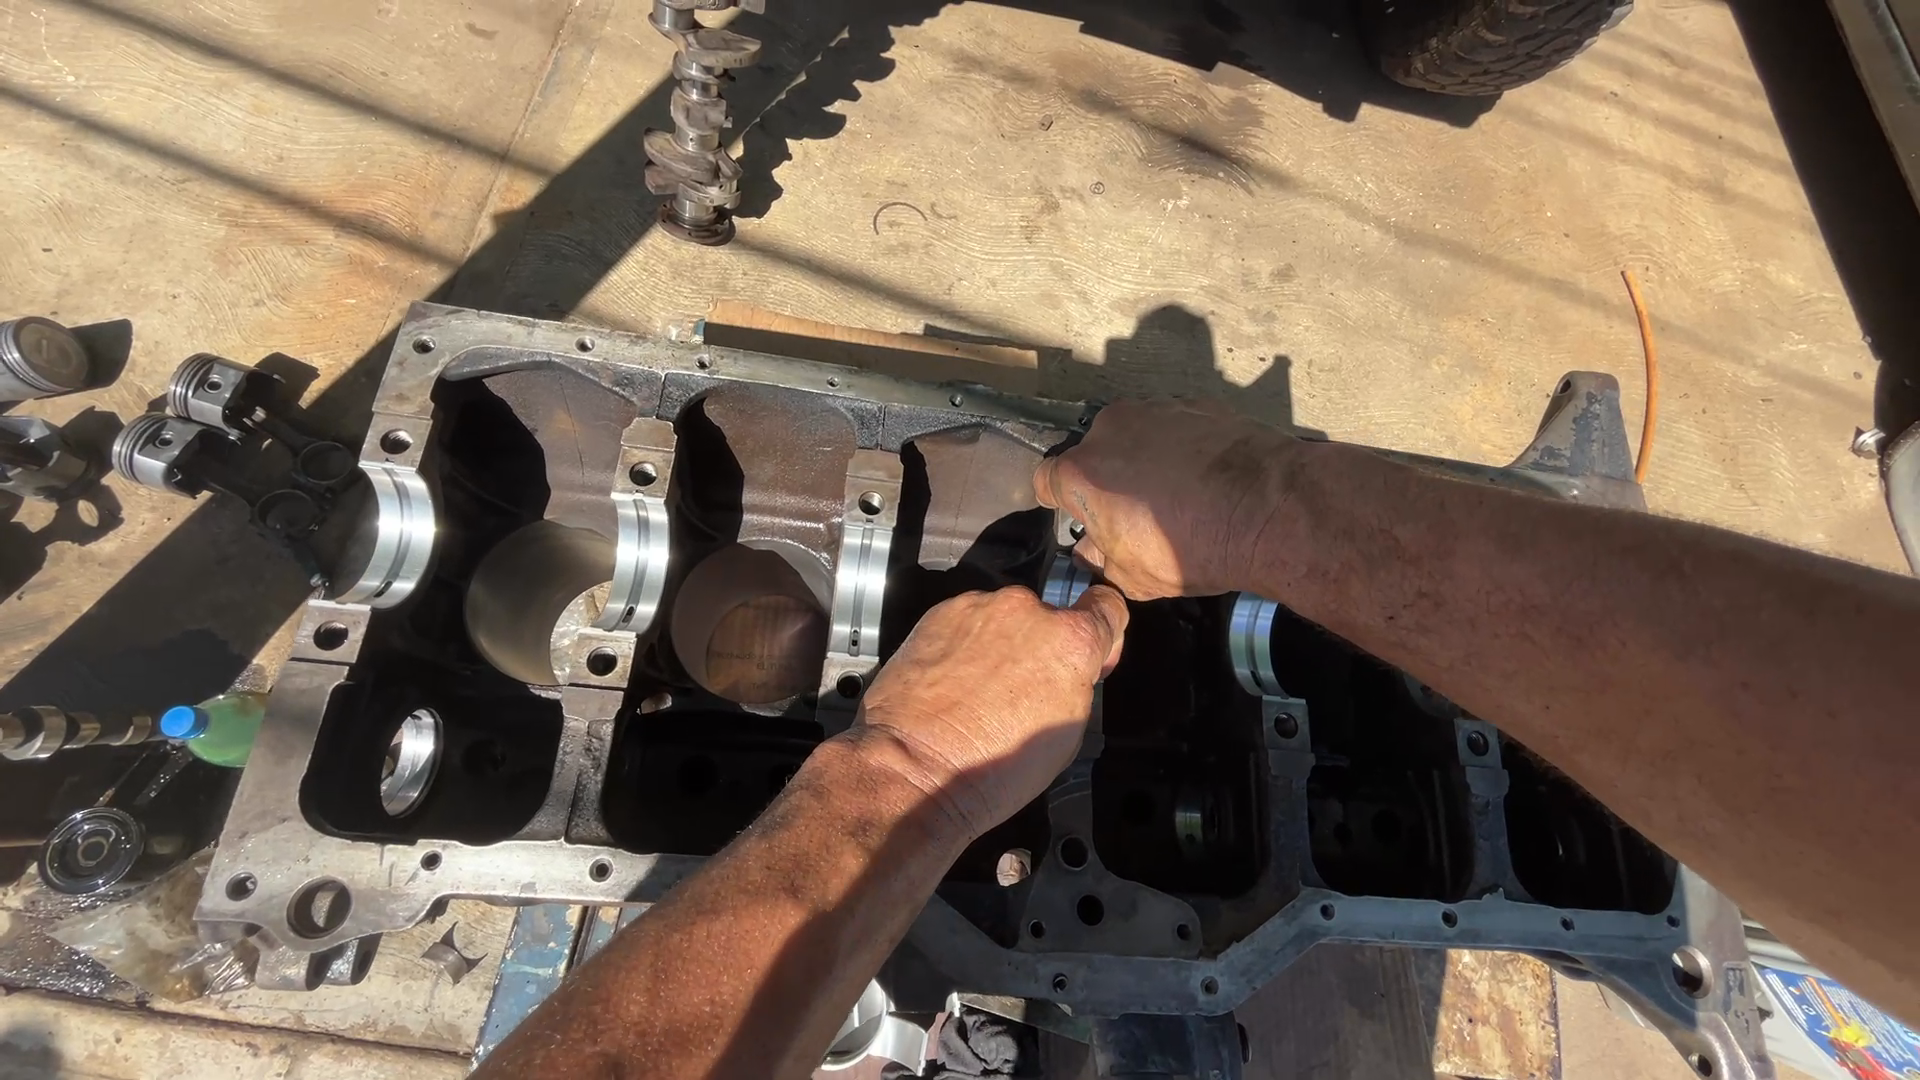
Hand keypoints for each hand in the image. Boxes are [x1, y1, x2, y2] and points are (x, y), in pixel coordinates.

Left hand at [849, 585, 1127, 839]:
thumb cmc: (995, 766)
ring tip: (977, 691)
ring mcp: (978, 606)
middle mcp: (1026, 609)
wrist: (915, 765)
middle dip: (1040, 645)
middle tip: (1020, 689)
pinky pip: (965, 622)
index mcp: (1070, 639)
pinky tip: (950, 682)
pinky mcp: (938, 612)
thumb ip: (1076, 682)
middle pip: (1048, 617)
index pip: (1107, 606)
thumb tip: (1069, 670)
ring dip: (999, 642)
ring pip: (1003, 618)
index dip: (1103, 632)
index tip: (1090, 653)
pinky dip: (963, 643)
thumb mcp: (1066, 733)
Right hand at [1032, 399, 1297, 599]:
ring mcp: (1155, 410)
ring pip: (1136, 436)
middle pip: (1094, 453)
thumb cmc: (1188, 548)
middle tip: (1135, 510)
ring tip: (1178, 492)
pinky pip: (1176, 426)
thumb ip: (1099, 560)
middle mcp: (1110, 430)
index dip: (1060, 502)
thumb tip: (1091, 550)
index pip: (1047, 480)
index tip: (1077, 515)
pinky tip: (1206, 476)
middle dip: (1107, 479)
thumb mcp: (1132, 576)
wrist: (1268, 509)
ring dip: (1145, 459)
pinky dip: (1183, 446)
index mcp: (1080, 472)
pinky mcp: (1198, 403)